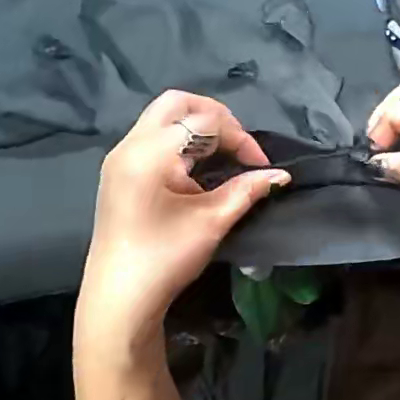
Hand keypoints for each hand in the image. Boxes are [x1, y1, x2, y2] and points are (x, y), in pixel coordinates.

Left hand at [78, 92, 289, 340]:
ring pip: (162, 117)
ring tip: (222, 158)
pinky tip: (197, 168)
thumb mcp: (212, 221)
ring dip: (197, 128)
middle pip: (178, 103)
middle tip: (239, 148)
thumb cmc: (166, 258)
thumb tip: (281, 175)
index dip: (240, 137)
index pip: (205, 120)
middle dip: (216, 117)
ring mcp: (120, 157)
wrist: (120, 297)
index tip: (260, 167)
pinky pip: (152, 137)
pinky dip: (179, 141)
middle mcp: (130, 144)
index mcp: (151, 152)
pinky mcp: (118, 172)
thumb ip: (247, 190)